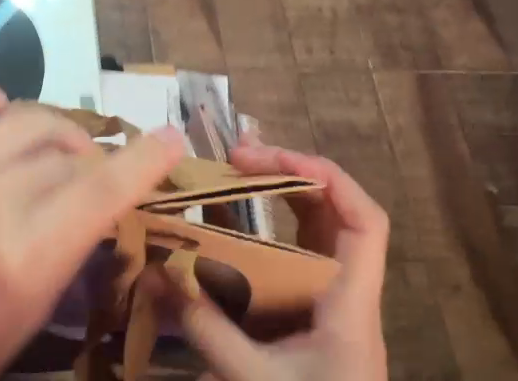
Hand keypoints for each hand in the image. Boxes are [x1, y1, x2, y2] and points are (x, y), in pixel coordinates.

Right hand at [171, 143, 389, 380]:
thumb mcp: (250, 380)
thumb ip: (203, 326)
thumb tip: (152, 273)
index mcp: (351, 305)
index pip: (366, 223)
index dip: (328, 177)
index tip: (270, 158)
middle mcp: (349, 297)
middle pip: (336, 215)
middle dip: (289, 175)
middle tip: (235, 158)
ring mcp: (333, 309)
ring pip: (316, 235)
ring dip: (277, 200)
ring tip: (230, 178)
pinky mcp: (313, 323)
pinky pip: (296, 261)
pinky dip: (266, 235)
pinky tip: (229, 232)